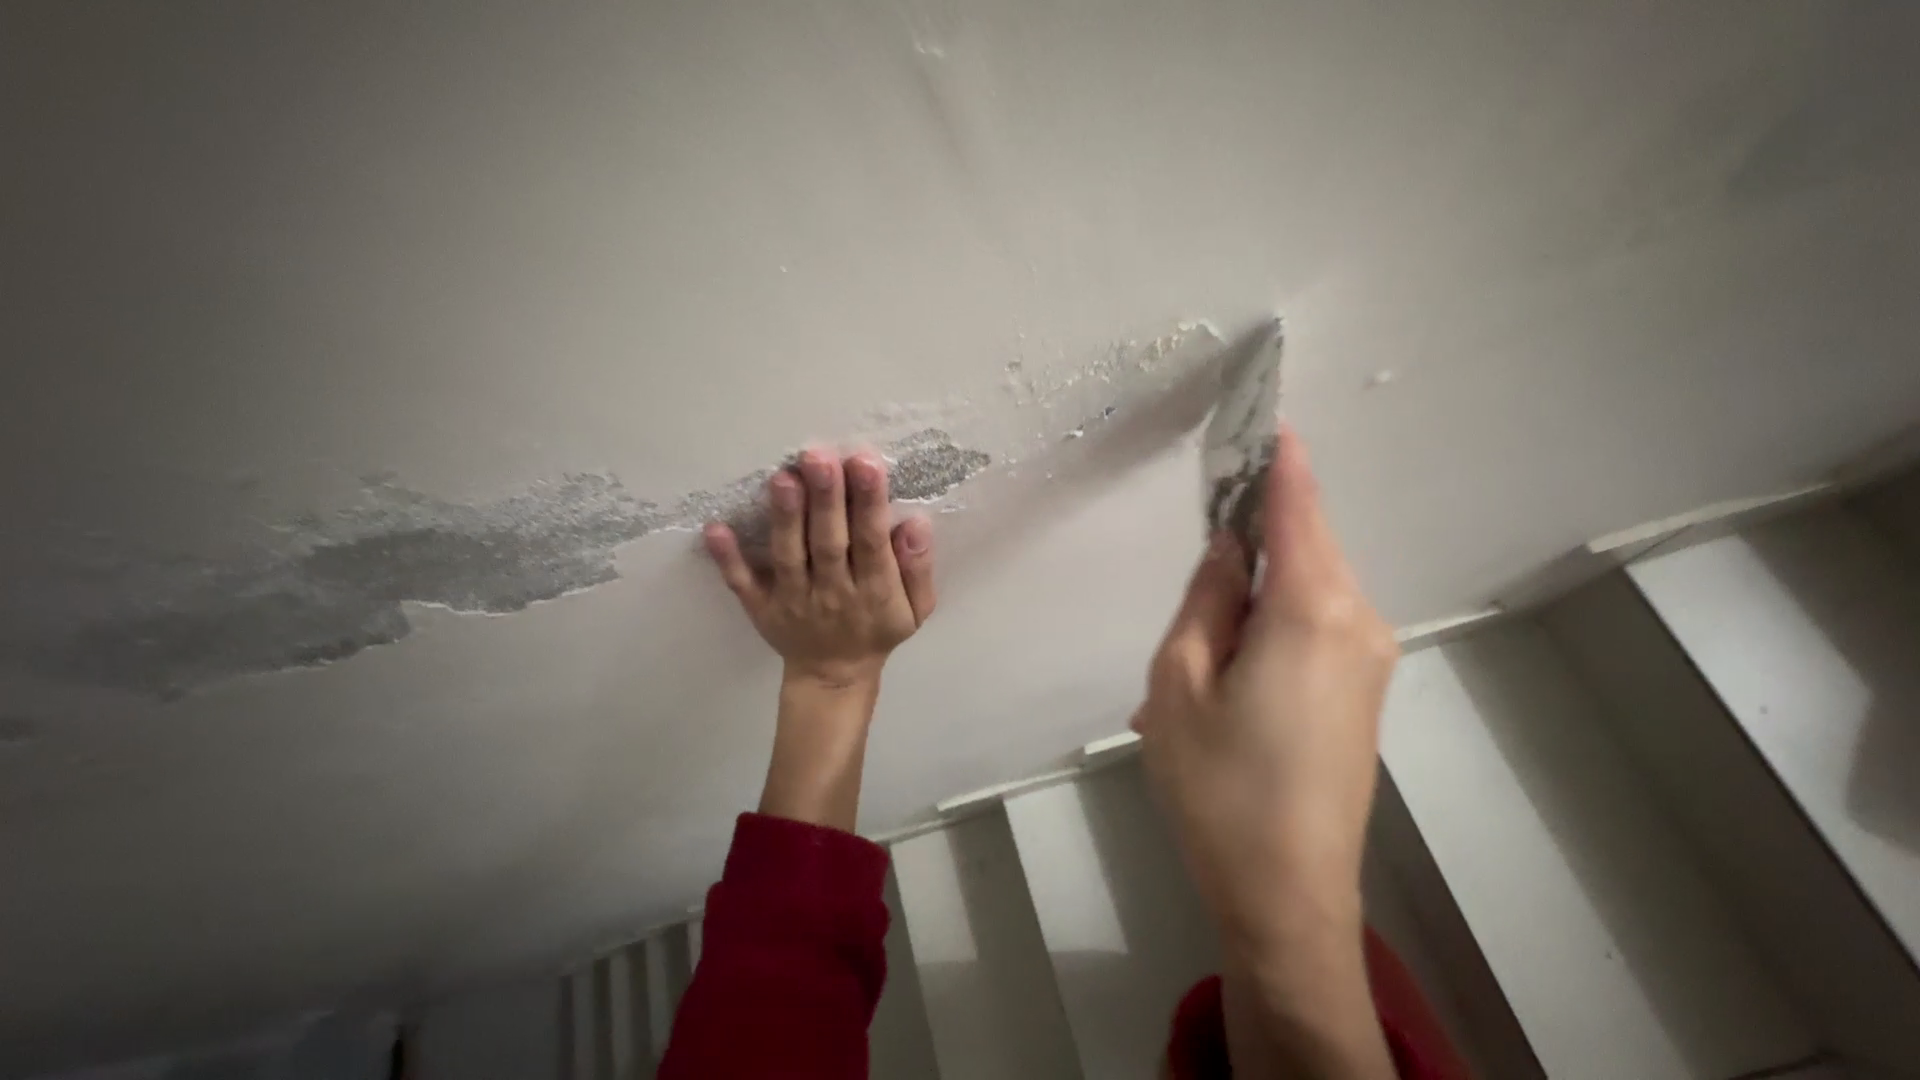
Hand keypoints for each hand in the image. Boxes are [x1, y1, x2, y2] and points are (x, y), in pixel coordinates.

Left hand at [704, 447, 937, 830]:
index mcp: (874, 590)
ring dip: (785, 518)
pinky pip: (743, 584)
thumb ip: (918, 568)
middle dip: (825, 499)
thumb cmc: (878, 630)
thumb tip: (915, 523)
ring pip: (789, 556)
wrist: (834, 677)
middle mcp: (832, 592)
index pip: (871, 542)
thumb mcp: (916, 609)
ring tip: (782, 478)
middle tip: (818, 456)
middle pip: (829, 542)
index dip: (869, 503)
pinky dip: (729, 559)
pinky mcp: (761, 608)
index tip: (865, 463)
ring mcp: (792, 600)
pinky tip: (716, 529)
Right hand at [1133, 427, 1398, 1076]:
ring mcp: (1372, 657)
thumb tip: (1227, 549)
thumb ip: (1205, 600)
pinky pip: (1318, 626)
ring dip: (1254, 596)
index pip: (1297, 506)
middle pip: (1307, 544)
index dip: (1280, 458)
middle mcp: (1358, 619)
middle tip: (1194, 573)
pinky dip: (1272, 627)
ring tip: (1196, 659)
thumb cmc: (1218, 787)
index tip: (1267, 413)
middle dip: (1255, 535)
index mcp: (1310, 608)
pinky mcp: (1367, 690)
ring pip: (1310, 586)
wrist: (1289, 895)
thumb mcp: (1179, 684)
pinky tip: (1228, 681)